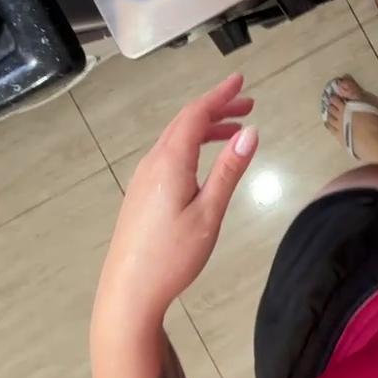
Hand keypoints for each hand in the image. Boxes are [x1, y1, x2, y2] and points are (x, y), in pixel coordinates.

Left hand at [95, 75, 257, 333]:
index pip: (196, 115)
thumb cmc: (172, 256)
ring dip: (206, 127)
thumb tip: (250, 132)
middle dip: (216, 108)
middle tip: (248, 104)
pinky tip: (206, 159)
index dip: (219, 95)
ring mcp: (143, 178)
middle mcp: (152, 163)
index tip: (241, 80)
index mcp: (170, 162)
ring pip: (176, 138)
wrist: (127, 296)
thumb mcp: (209, 213)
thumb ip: (229, 171)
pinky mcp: (141, 194)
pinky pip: (169, 153)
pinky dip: (193, 144)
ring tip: (235, 131)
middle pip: (185, 122)